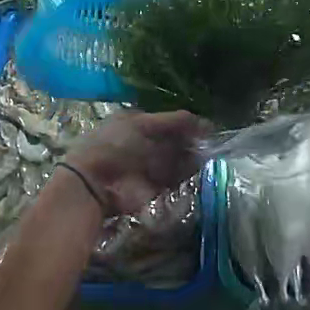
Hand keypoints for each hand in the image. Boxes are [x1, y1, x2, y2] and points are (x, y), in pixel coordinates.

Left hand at [60, 110, 209, 217]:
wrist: (95, 183)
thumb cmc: (114, 145)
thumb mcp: (141, 125)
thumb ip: (172, 121)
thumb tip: (205, 121)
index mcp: (136, 122)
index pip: (168, 121)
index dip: (187, 124)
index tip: (209, 128)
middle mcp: (144, 143)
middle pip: (175, 141)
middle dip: (193, 142)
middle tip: (215, 144)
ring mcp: (149, 166)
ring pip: (179, 160)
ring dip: (194, 159)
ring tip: (213, 157)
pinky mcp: (155, 187)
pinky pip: (177, 180)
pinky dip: (188, 176)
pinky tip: (203, 171)